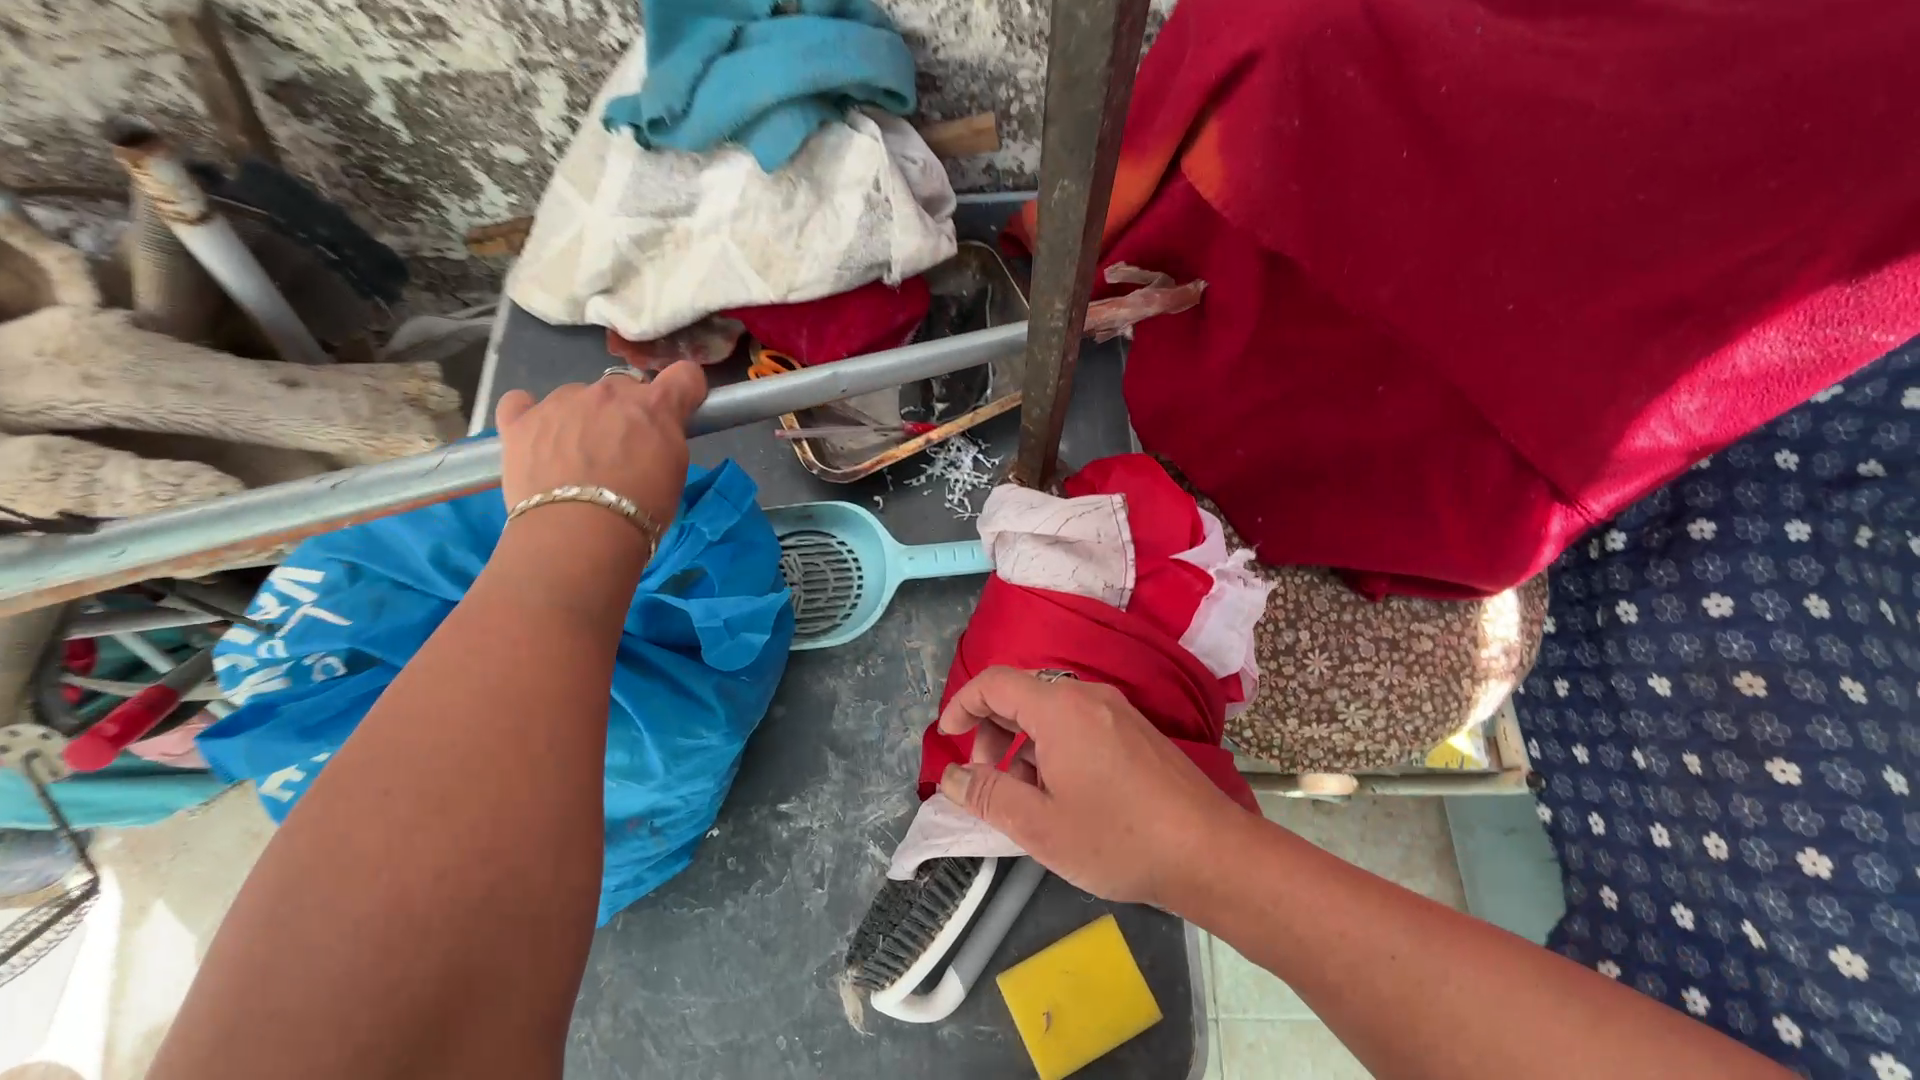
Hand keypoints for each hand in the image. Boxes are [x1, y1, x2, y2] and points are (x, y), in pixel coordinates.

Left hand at [494, 362, 706, 524]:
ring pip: (577, 397)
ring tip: (575, 459)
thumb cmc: (641, 508)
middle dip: (626, 412)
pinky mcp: (520, 420)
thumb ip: (666, 437)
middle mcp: (608, 391)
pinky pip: (520, 403)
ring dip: (582, 417)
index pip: (684, 376)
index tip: (679, 413)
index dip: (684, 393)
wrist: (579, 533)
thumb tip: (654, 430)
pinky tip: (535, 436)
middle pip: (624, 387)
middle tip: (622, 451)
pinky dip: (529, 414)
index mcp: (653, 405)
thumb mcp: (675, 471)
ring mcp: (560, 401)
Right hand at [936, 666, 1249, 908]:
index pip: (995, 683)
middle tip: (989, 784)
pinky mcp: (1137, 732)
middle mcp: (1089, 696)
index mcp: (1060, 708)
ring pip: (1052, 714)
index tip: (947, 739)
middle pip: (1023, 696)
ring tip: (1027, 799)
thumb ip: (987, 796)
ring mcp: (1118, 712)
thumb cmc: (1117, 839)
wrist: (1210, 852)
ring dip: (1024, 747)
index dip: (962, 705)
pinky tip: (1064, 796)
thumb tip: (952, 777)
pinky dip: (1054, 749)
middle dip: (993, 734)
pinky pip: (1080, 725)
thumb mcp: (1039, 826)